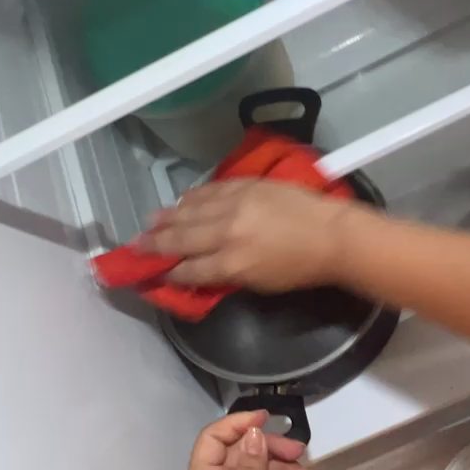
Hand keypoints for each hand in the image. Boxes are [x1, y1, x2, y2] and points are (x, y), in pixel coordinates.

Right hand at [139, 180, 371, 292]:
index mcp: (232, 263)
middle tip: (137, 244)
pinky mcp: (246, 186)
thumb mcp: (261, 283)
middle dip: (157, 243)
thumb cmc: (301, 268)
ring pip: (191, 210)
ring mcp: (235, 205)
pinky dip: (194, 196)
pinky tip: (181, 200)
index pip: (190, 270)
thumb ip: (229, 276)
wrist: (332, 235)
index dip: (169, 272)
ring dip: (168, 216)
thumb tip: (204, 270)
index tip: (154, 272)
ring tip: (150, 221)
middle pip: (182, 239)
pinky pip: (211, 190)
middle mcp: (227, 233)